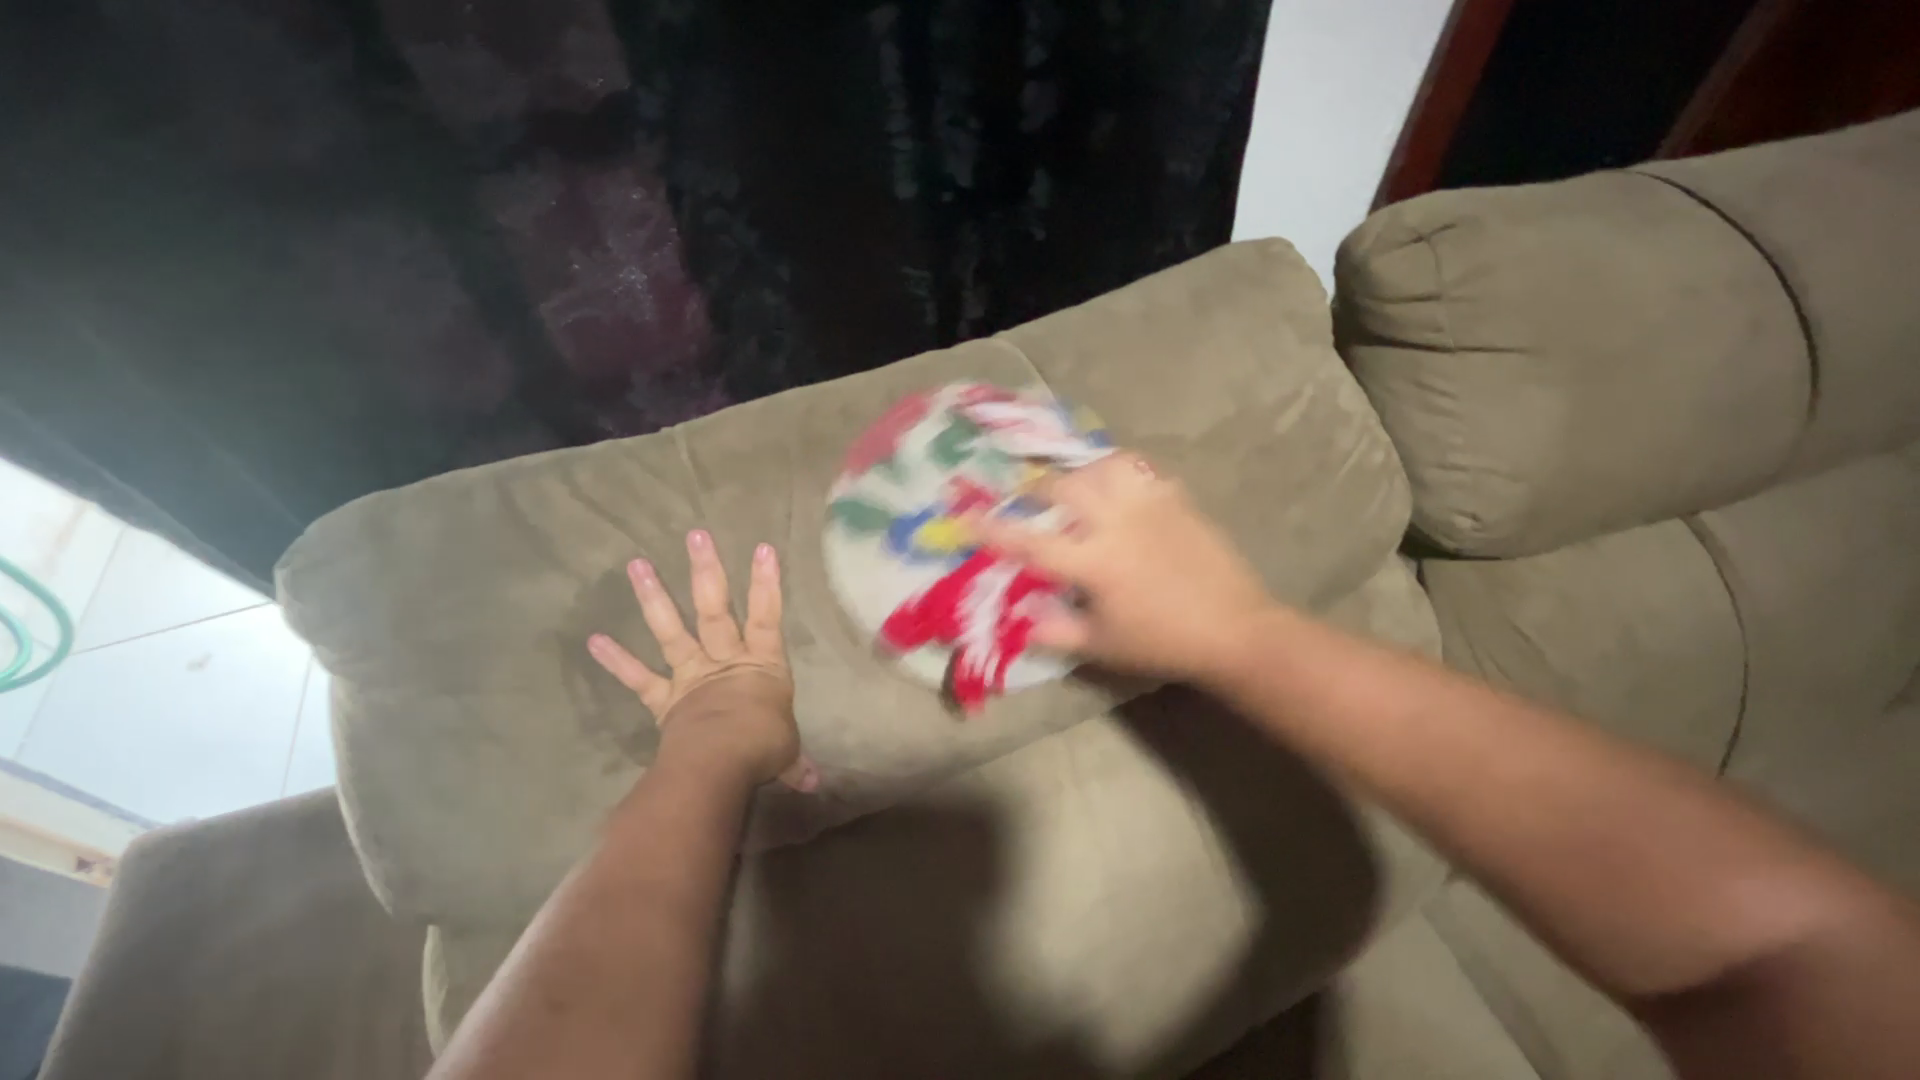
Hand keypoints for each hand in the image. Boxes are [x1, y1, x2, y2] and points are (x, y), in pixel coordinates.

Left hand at [587, 531, 818, 792]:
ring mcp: (690, 676)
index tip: (762, 548)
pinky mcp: (664, 699)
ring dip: (654, 597)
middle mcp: (725, 661)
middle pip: (716, 608)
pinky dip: (617, 660)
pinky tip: (595, 639)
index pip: (768, 616)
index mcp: (762, 666)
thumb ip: (795, 762)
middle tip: (695, 535)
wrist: (719, 764)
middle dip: (707, 571)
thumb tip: (815, 785)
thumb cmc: (762, 748)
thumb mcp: (787, 752)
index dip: (766, 583)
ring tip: (637, 564)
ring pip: (673, 630)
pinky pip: (639, 678)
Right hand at [975, 453, 1275, 680]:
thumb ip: (1055, 631)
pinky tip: (1117, 485)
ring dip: (1079, 471)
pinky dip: (1120, 470)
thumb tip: (1020, 618)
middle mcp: (1116, 522)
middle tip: (1026, 498)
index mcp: (1093, 561)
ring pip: (1103, 465)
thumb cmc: (1162, 643)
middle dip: (1035, 489)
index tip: (963, 515)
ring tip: (1073, 484)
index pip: (1030, 541)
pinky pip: (1141, 470)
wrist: (1234, 629)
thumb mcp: (1102, 647)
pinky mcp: (1177, 499)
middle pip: (1063, 488)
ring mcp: (1149, 505)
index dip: (992, 529)